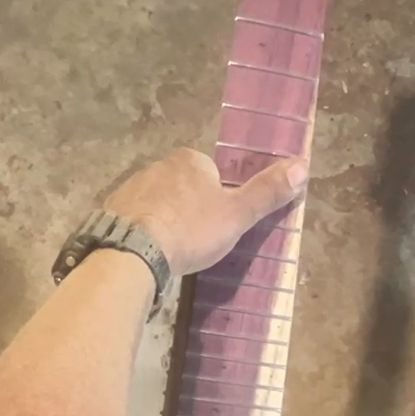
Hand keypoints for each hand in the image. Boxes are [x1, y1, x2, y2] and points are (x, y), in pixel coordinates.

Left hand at [104, 149, 307, 274]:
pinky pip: (133, 220)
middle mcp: (159, 165)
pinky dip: (141, 233)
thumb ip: (266, 193)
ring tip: (169, 252)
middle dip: (188, 210)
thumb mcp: (236, 215)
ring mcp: (131, 187)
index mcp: (191, 161)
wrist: (134, 252)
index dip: (217, 200)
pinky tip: (146, 254)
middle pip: (181, 186)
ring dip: (163, 221)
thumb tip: (303, 164)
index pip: (210, 174)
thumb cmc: (191, 231)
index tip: (215, 227)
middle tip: (194, 243)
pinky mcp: (111, 210)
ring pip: (156, 203)